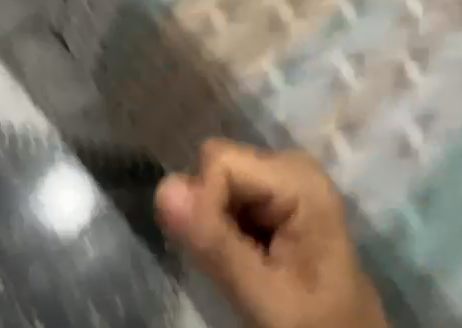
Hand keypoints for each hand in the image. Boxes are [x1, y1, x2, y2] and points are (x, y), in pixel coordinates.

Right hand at [156, 141, 385, 327]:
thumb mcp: (266, 300)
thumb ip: (216, 245)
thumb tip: (162, 187)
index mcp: (299, 179)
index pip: (217, 161)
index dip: (203, 205)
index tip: (218, 257)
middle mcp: (291, 167)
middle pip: (216, 167)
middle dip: (209, 214)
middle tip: (235, 267)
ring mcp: (283, 182)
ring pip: (215, 183)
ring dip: (215, 226)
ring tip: (243, 268)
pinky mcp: (274, 200)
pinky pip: (226, 198)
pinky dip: (223, 230)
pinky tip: (246, 261)